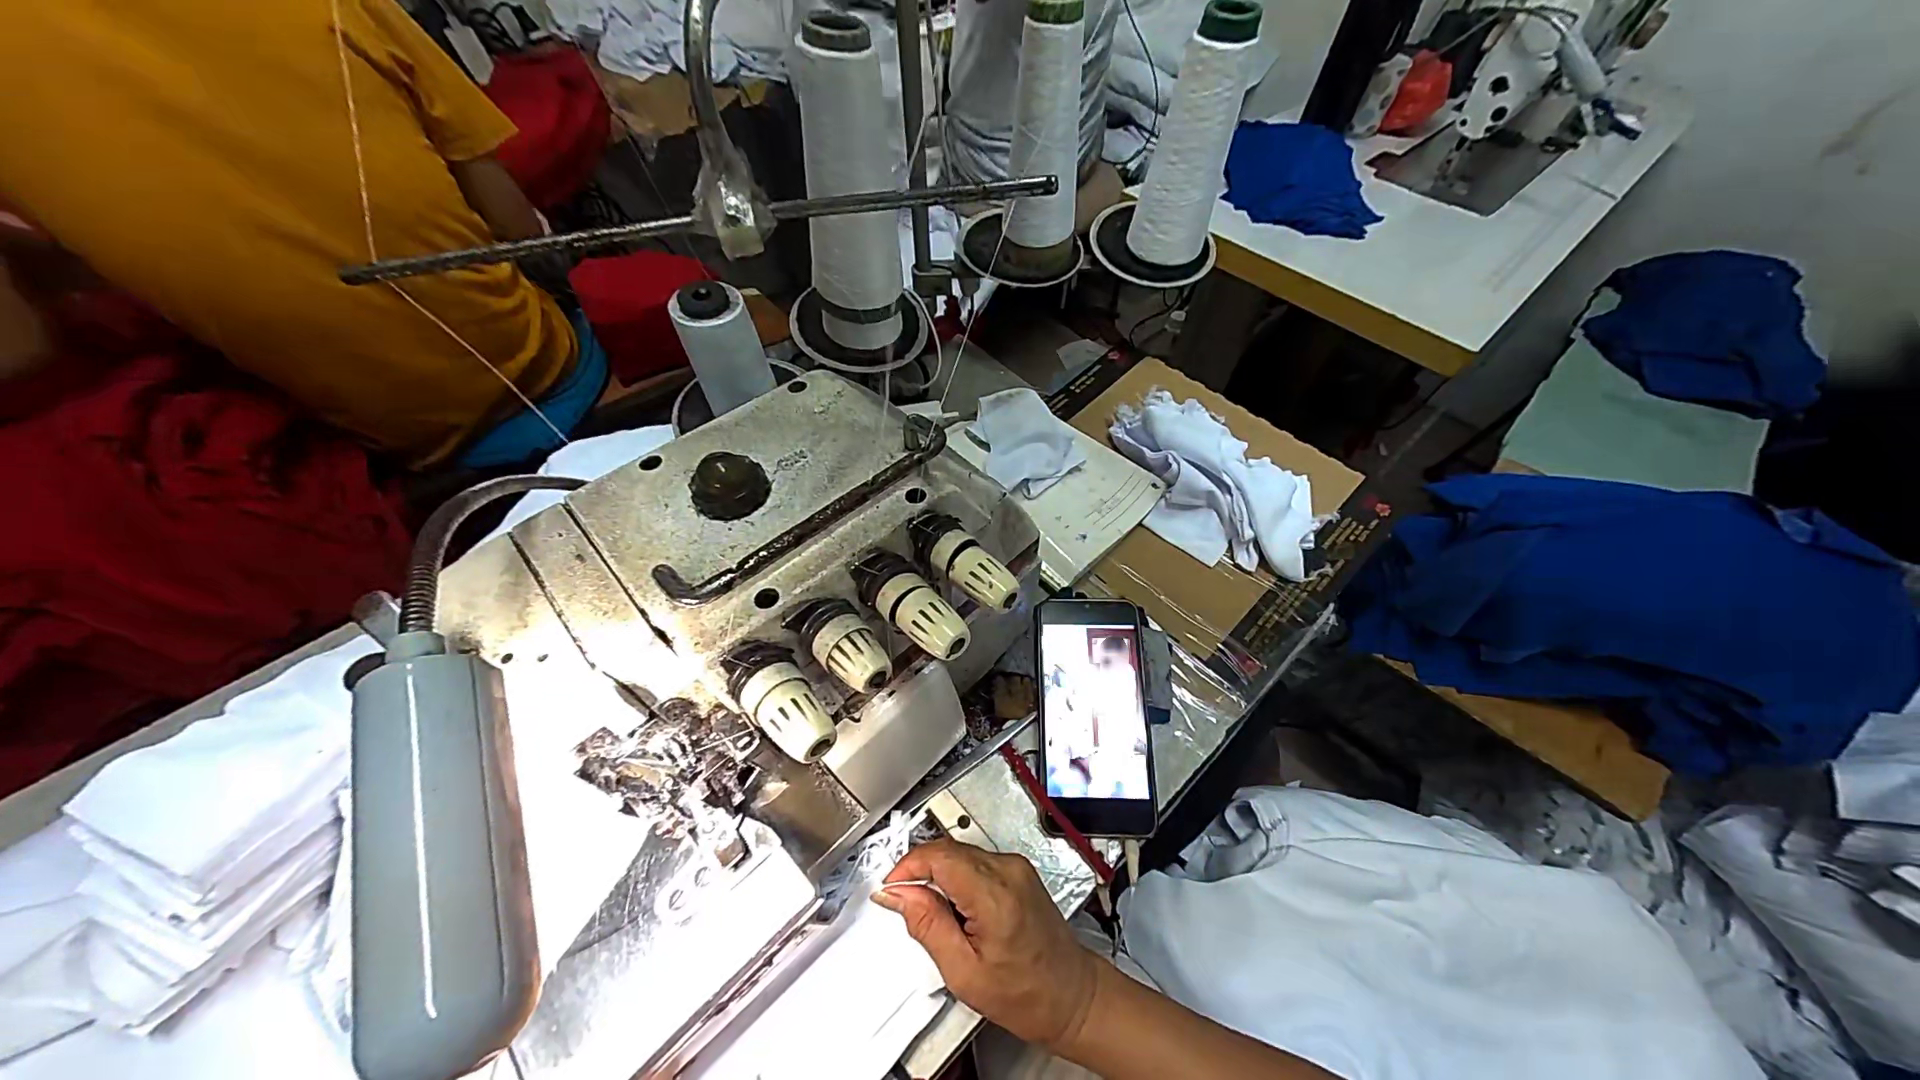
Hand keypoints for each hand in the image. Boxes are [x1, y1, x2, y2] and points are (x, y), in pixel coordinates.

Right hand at [872, 839, 1100, 1050]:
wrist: (1070, 995)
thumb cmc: (1027, 994)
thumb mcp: (963, 972)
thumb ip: (927, 925)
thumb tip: (900, 895)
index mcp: (996, 896)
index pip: (940, 856)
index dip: (909, 868)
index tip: (892, 887)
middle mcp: (1008, 871)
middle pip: (948, 850)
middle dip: (920, 872)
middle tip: (905, 903)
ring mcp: (1016, 866)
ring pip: (959, 853)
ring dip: (938, 875)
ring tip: (939, 915)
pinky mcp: (1017, 868)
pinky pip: (975, 860)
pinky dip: (957, 877)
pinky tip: (959, 909)